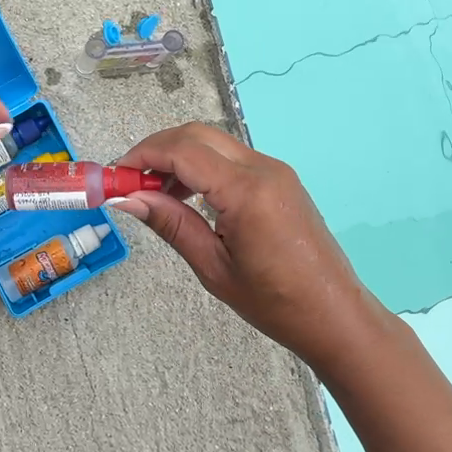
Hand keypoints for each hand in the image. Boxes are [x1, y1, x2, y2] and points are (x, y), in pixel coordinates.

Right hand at [109, 123, 381, 373]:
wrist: (336, 316)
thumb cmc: (275, 303)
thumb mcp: (213, 268)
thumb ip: (170, 224)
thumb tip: (126, 198)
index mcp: (247, 191)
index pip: (183, 151)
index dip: (142, 156)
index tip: (115, 176)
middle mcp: (263, 168)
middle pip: (196, 135)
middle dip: (157, 150)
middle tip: (130, 181)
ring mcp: (275, 170)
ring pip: (213, 142)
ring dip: (178, 157)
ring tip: (154, 193)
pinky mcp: (280, 179)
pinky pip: (230, 157)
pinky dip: (200, 165)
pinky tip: (187, 196)